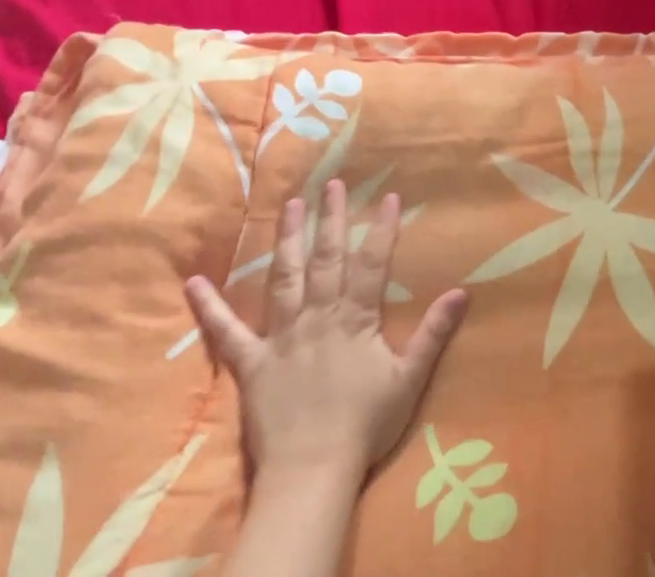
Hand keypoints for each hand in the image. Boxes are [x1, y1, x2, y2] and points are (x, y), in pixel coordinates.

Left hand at [184, 180, 468, 487]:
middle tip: (331, 184)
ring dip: (287, 240)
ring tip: (289, 206)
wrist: (312, 469)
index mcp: (356, 320)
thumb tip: (462, 291)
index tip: (389, 197)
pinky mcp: (250, 364)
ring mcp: (281, 337)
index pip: (373, 264)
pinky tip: (193, 282)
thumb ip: (433, 332)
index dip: (382, 229)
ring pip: (284, 279)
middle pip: (326, 259)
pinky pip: (226, 332)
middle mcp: (318, 317)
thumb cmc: (367, 424)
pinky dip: (209, 307)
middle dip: (331, 220)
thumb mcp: (410, 378)